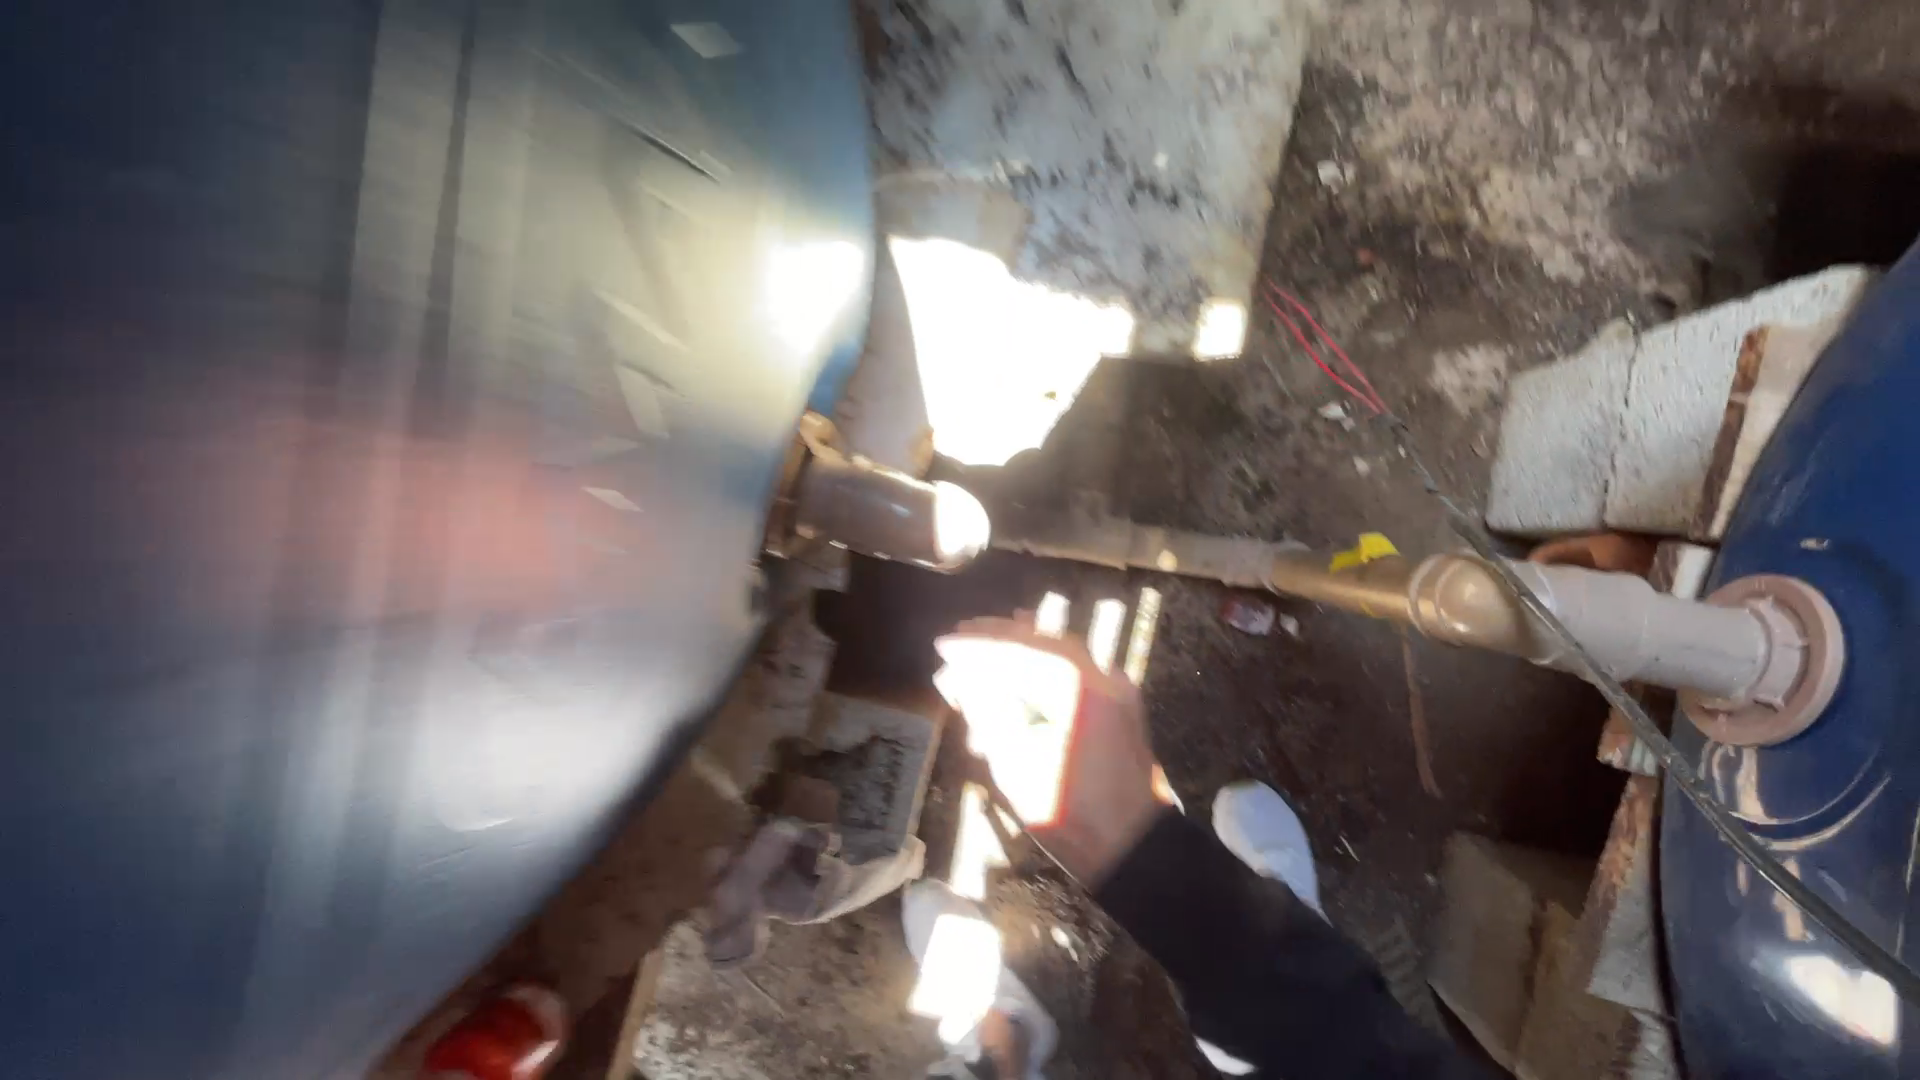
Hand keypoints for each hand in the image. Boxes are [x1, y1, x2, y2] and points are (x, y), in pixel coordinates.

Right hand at [934, 616, 1170, 885]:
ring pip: (1060, 654)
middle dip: (999, 638)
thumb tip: (962, 675)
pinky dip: (1043, 668)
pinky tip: (1019, 671)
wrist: (1133, 850)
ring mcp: (1116, 688)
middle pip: (1042, 642)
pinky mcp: (1117, 705)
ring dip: (1020, 651)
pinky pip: (1075, 672)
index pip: (1018, 648)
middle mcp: (1102, 674)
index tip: (943, 643)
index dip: (977, 644)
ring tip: (981, 648)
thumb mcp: (1013, 761)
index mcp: (1077, 685)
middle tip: (960, 635)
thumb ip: (987, 708)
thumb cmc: (1069, 812)